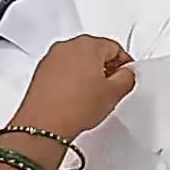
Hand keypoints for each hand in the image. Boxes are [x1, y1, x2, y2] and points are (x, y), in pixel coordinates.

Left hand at [11, 36, 136, 140]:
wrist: (45, 124)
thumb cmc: (74, 107)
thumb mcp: (115, 93)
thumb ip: (127, 77)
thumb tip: (126, 74)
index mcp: (88, 45)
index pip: (115, 47)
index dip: (123, 63)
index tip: (125, 74)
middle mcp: (67, 46)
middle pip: (94, 50)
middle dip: (105, 67)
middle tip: (111, 86)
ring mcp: (52, 58)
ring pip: (77, 59)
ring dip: (87, 73)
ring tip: (92, 95)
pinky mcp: (41, 71)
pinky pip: (63, 69)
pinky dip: (71, 78)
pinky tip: (76, 97)